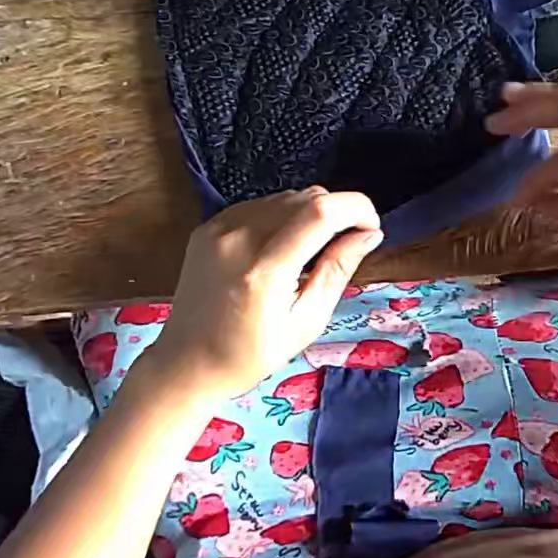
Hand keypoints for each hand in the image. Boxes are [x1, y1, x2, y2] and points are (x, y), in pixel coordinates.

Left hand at [144, 188, 382, 399]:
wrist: (186, 361)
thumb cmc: (250, 354)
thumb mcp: (306, 321)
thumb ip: (337, 270)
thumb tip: (369, 234)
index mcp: (265, 269)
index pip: (321, 211)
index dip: (356, 208)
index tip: (371, 227)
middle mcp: (239, 238)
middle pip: (306, 196)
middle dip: (337, 212)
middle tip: (346, 243)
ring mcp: (219, 227)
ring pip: (284, 196)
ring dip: (310, 213)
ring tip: (311, 250)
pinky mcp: (209, 226)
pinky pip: (260, 205)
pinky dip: (282, 216)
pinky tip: (282, 247)